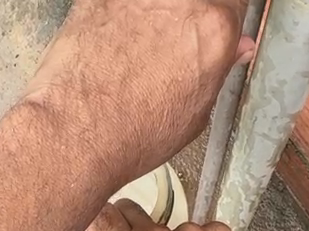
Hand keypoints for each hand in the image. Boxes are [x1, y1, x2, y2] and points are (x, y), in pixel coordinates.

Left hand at [20, 0, 254, 181]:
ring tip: (135, 53)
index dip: (220, 25)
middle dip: (185, 20)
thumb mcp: (192, 119)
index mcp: (215, 28)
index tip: (206, 38)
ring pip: (156, 4)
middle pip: (195, 1)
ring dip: (152, 19)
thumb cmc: (129, 137)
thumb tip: (233, 50)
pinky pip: (120, 5)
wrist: (75, 134)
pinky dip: (120, 20)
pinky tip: (110, 49)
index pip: (232, 6)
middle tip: (167, 50)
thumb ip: (216, 72)